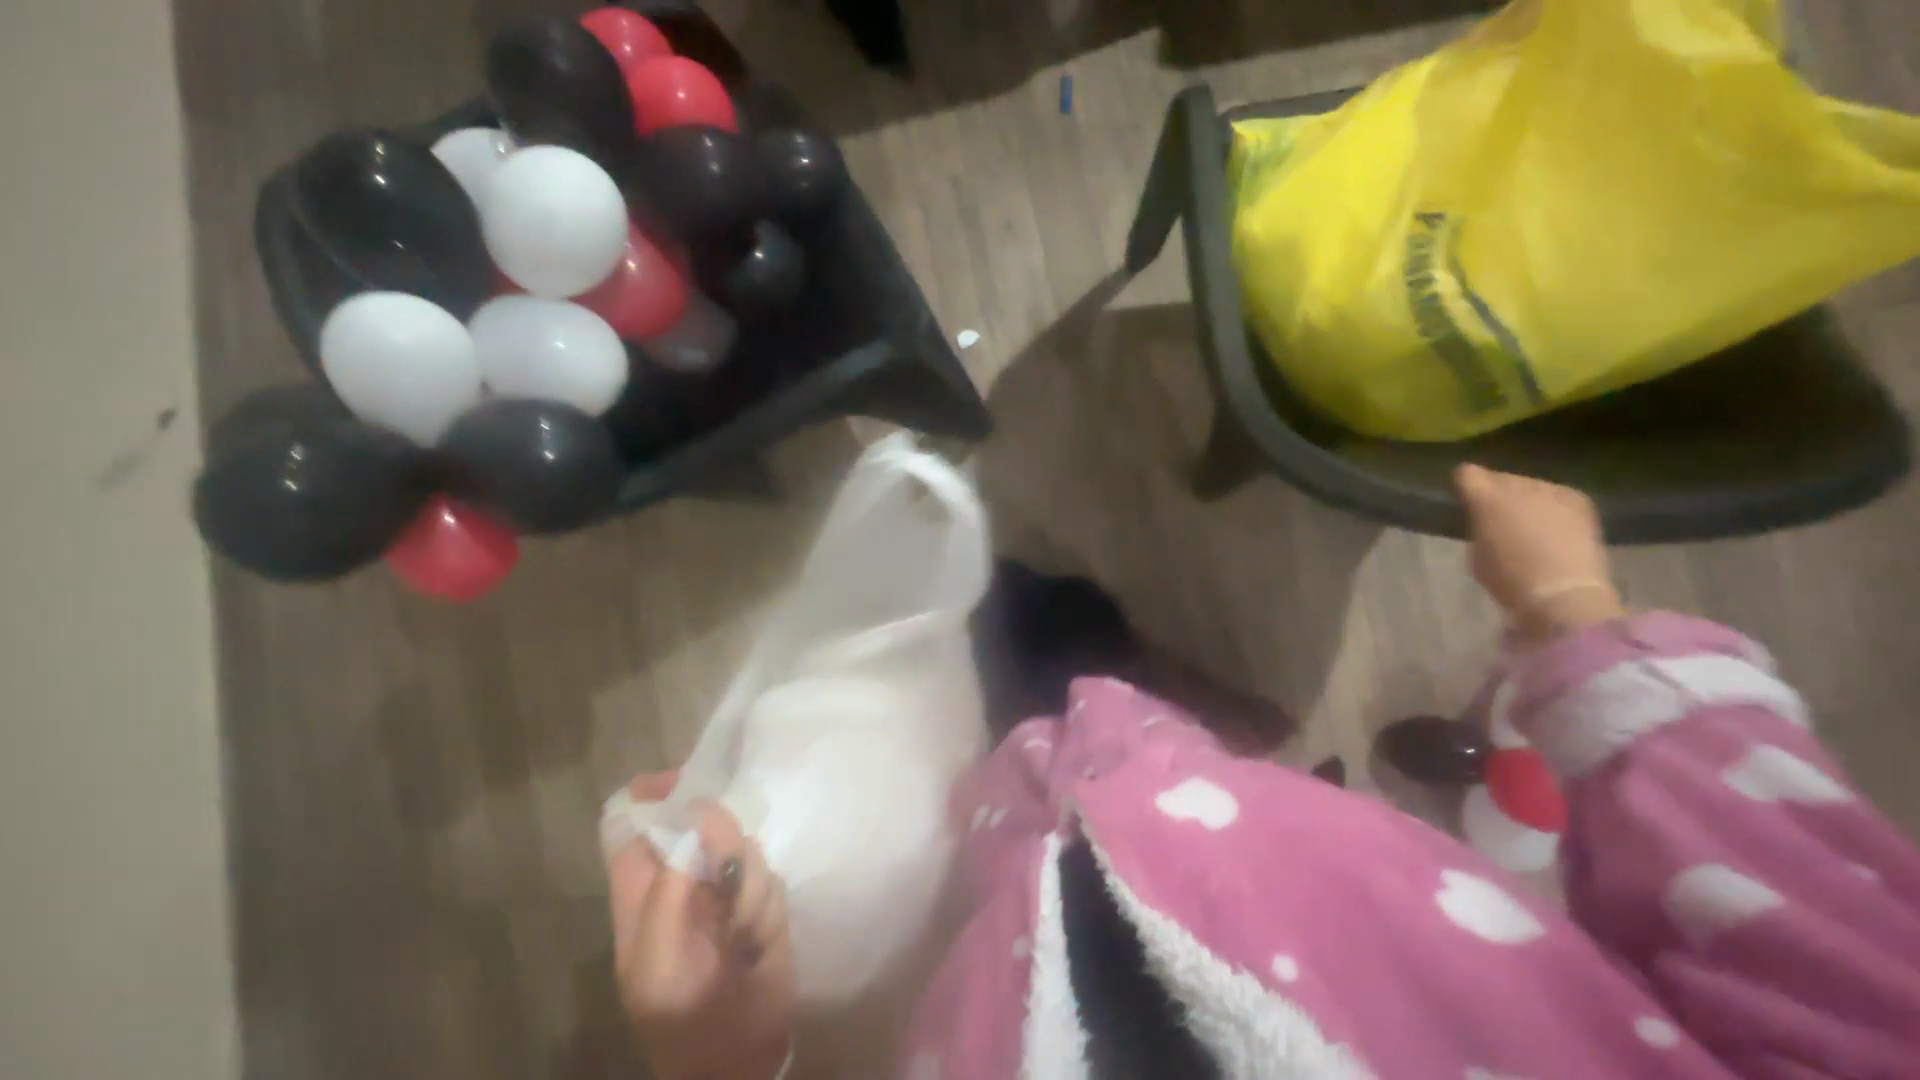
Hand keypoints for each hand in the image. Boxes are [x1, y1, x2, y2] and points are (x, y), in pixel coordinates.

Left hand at [606, 771, 794, 1079]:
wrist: (737, 1061)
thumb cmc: (680, 1014)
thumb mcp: (658, 958)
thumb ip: (671, 888)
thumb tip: (696, 820)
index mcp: (641, 891)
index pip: (635, 825)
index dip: (652, 796)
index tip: (684, 780)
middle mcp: (684, 881)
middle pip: (702, 823)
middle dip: (721, 841)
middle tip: (729, 870)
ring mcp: (726, 890)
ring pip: (745, 847)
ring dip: (747, 891)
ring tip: (740, 935)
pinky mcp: (763, 904)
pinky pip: (773, 877)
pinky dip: (766, 908)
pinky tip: (757, 942)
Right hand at [1455, 464, 1623, 639]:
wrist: (1563, 594)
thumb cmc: (1509, 580)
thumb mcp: (1476, 554)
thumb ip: (1479, 528)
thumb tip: (1485, 519)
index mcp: (1486, 498)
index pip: (1468, 474)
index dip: (1465, 484)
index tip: (1465, 497)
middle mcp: (1519, 487)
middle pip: (1502, 477)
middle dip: (1497, 491)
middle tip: (1497, 513)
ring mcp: (1552, 491)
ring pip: (1531, 485)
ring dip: (1526, 498)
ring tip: (1526, 519)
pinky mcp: (1579, 502)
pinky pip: (1557, 495)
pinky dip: (1551, 505)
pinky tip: (1552, 523)